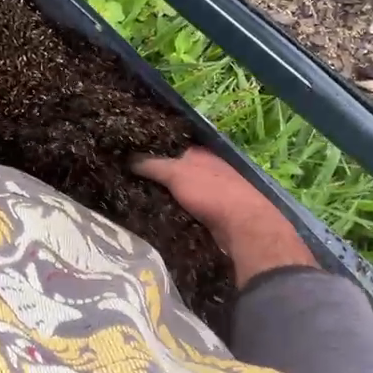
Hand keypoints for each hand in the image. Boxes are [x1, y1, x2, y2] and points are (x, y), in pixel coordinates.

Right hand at [133, 146, 316, 286]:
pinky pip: (188, 207)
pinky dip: (176, 208)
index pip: (170, 145)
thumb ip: (150, 164)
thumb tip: (127, 159)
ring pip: (181, 188)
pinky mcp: (215, 212)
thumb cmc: (210, 191)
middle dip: (156, 172)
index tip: (129, 153)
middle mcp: (208, 168)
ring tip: (138, 194)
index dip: (151, 148)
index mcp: (200, 152)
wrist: (246, 227)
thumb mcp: (174, 172)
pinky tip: (159, 211)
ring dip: (166, 193)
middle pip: (175, 167)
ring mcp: (214, 190)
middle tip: (129, 176)